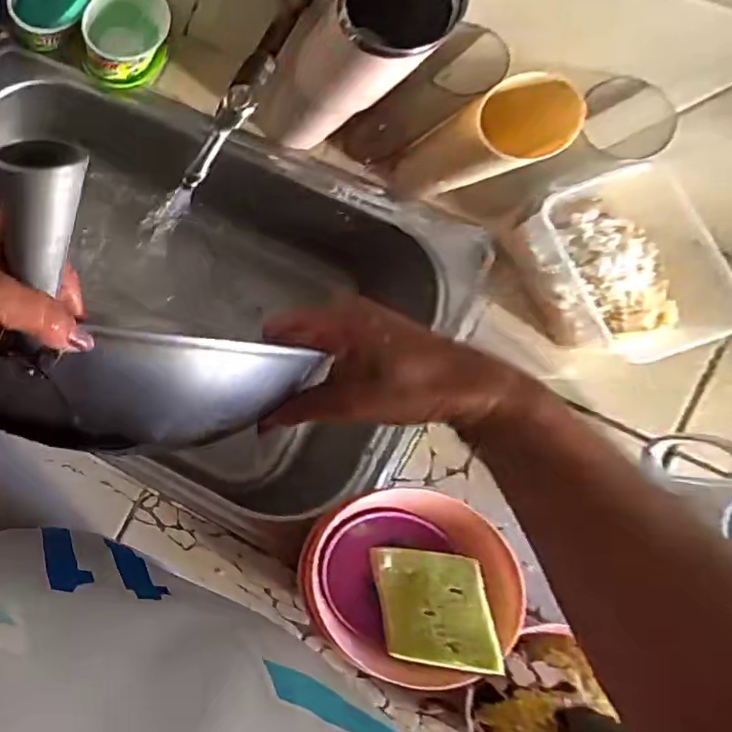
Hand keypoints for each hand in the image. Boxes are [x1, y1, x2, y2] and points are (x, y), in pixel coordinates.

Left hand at [0, 214, 91, 350]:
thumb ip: (40, 315)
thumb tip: (79, 338)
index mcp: (3, 226)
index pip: (54, 251)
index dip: (67, 286)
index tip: (72, 322)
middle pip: (39, 269)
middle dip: (51, 303)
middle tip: (54, 337)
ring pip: (19, 285)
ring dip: (31, 312)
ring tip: (37, 339)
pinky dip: (10, 314)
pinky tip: (10, 333)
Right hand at [261, 296, 537, 433]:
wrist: (477, 388)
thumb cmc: (416, 389)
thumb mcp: (352, 404)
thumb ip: (302, 409)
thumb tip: (262, 422)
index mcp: (336, 319)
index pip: (278, 328)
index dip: (263, 355)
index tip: (254, 382)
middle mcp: (344, 309)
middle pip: (292, 332)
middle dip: (280, 361)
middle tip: (273, 392)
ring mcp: (360, 315)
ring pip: (311, 336)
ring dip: (301, 362)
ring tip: (293, 391)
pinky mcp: (371, 327)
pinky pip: (329, 337)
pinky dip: (320, 358)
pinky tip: (323, 382)